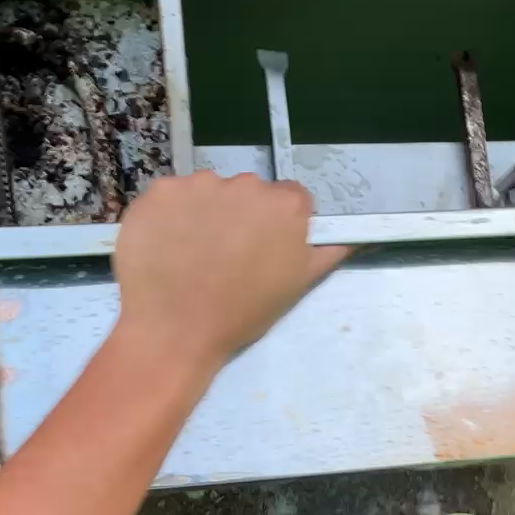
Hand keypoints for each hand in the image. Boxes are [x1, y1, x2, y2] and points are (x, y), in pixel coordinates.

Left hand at [112, 171, 345, 369]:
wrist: (174, 331)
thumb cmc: (241, 314)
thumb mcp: (296, 287)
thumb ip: (326, 253)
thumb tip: (354, 235)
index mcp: (285, 205)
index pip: (291, 199)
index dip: (279, 225)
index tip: (265, 249)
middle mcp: (246, 183)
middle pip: (249, 192)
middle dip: (242, 217)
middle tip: (227, 257)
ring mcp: (199, 184)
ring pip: (209, 192)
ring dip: (205, 214)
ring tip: (193, 256)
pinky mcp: (161, 191)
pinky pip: (172, 196)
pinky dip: (171, 216)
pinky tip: (167, 247)